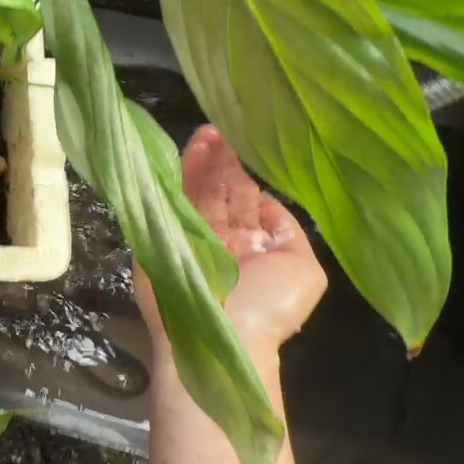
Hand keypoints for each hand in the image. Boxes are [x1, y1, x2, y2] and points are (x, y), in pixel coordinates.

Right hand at [138, 125, 326, 363]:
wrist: (222, 333)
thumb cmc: (268, 307)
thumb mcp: (305, 271)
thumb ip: (289, 234)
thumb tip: (264, 202)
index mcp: (250, 242)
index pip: (243, 199)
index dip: (242, 173)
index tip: (241, 144)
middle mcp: (217, 235)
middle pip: (216, 190)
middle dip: (220, 161)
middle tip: (217, 129)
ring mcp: (184, 235)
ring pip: (192, 192)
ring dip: (198, 163)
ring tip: (203, 134)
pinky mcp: (157, 237)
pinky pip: (164, 205)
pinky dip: (169, 181)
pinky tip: (177, 157)